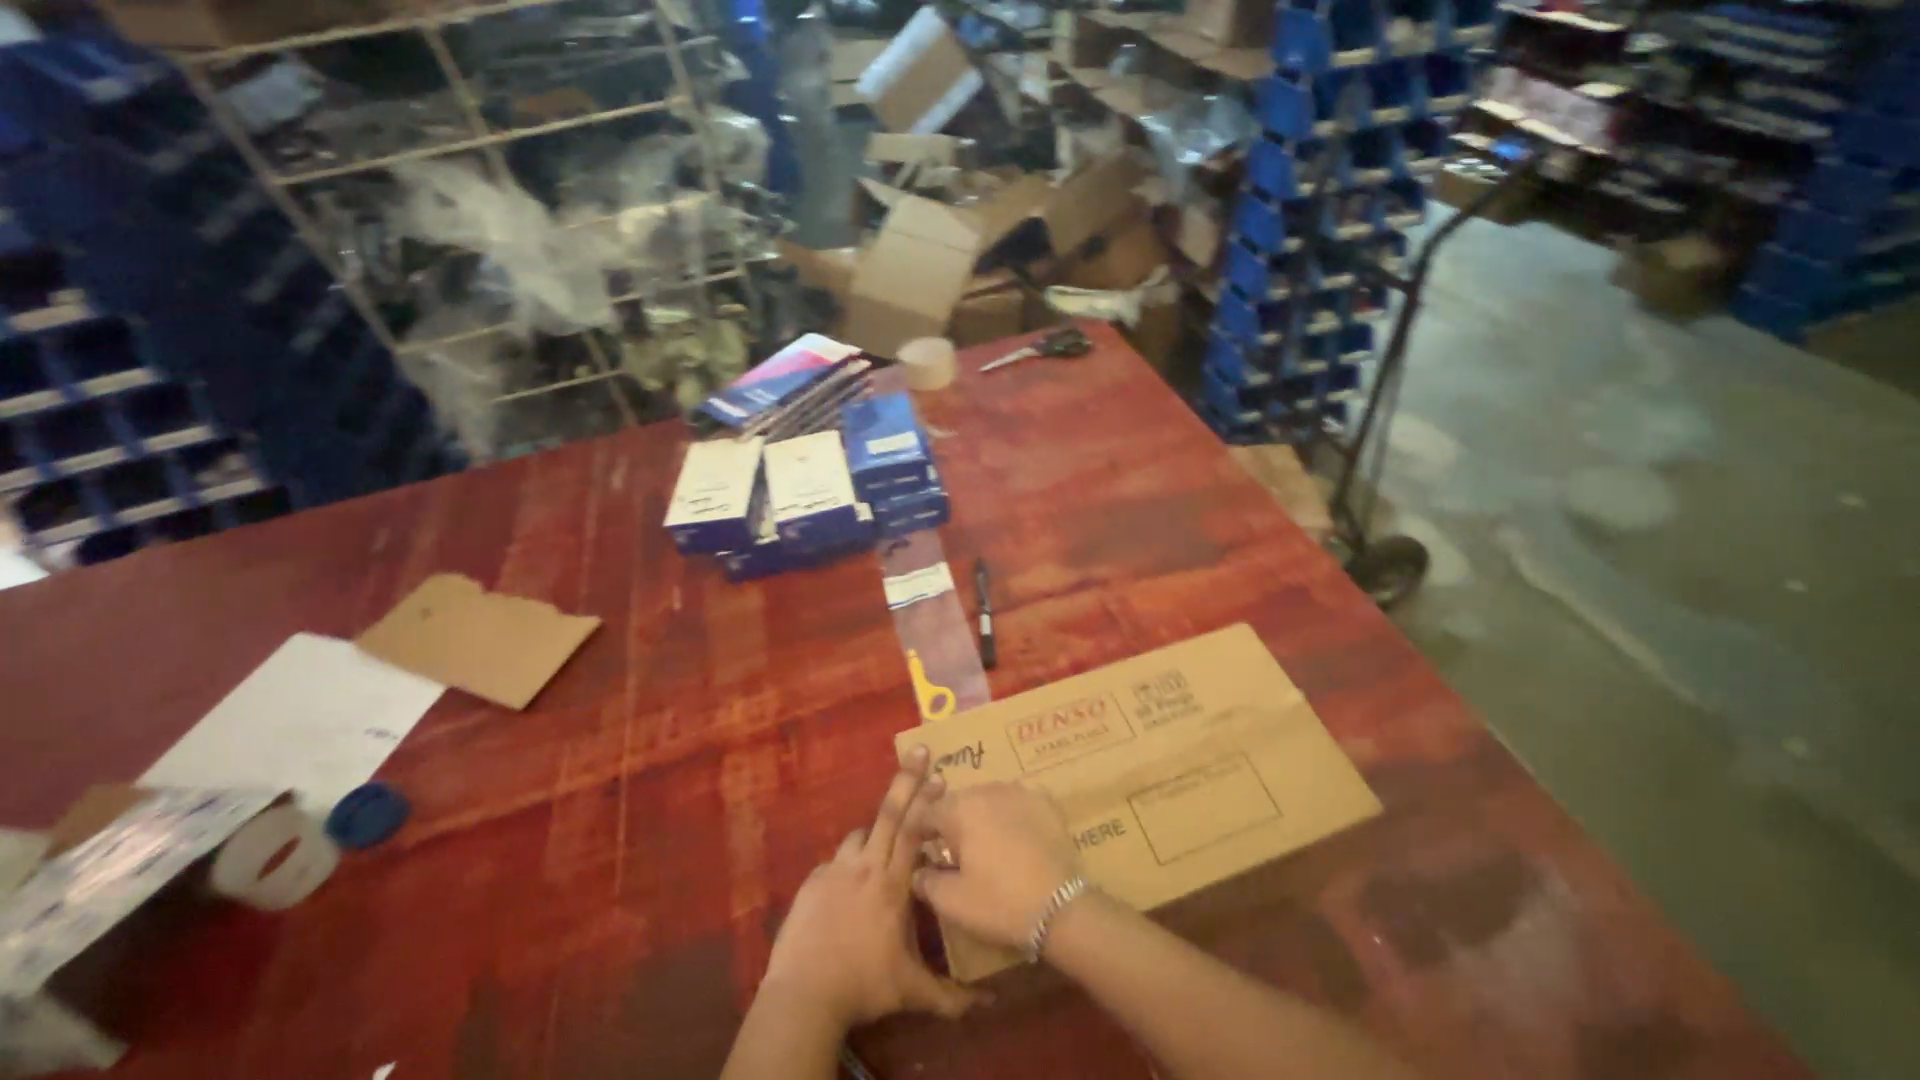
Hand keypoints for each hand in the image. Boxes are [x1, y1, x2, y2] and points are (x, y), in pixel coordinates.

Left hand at [760, 746, 981, 1028]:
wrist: (804, 994)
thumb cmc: (864, 986)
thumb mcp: (912, 992)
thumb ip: (952, 996)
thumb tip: (991, 1006)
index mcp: (891, 885)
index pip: (912, 831)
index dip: (926, 800)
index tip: (939, 774)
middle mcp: (863, 868)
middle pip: (887, 815)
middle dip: (906, 782)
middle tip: (920, 752)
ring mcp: (833, 873)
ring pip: (857, 837)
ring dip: (873, 832)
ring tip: (883, 844)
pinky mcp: (809, 885)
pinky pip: (833, 864)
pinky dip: (846, 866)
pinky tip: (849, 886)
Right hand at [911, 782, 1080, 949]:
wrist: (1061, 908)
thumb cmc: (1000, 903)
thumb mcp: (951, 901)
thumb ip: (925, 880)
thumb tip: (917, 870)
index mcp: (960, 809)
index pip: (927, 812)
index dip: (919, 833)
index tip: (922, 852)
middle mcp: (988, 790)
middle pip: (958, 802)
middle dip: (952, 824)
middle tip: (954, 854)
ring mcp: (1021, 791)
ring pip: (989, 798)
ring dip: (982, 816)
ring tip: (986, 845)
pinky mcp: (1047, 802)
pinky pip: (1018, 801)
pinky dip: (1011, 813)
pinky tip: (1015, 835)